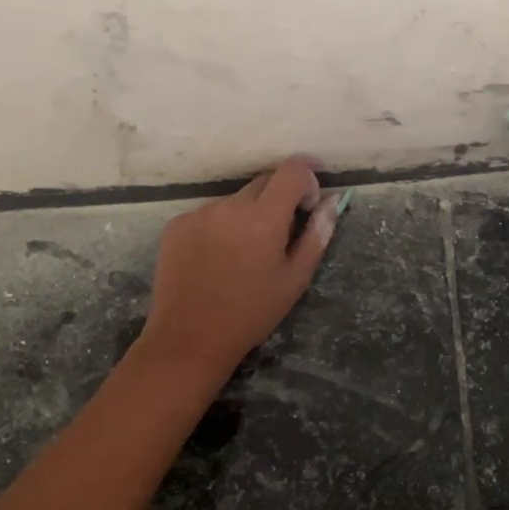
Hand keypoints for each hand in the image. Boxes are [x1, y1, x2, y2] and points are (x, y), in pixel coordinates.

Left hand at [136, 156, 342, 374]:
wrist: (187, 340)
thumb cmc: (250, 314)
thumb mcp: (295, 279)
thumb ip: (317, 235)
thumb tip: (331, 201)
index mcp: (264, 217)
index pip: (292, 169)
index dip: (307, 177)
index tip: (308, 202)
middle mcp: (231, 205)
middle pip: (264, 182)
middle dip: (278, 199)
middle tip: (278, 236)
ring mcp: (200, 213)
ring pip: (235, 200)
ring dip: (246, 215)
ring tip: (241, 255)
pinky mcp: (177, 224)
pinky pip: (208, 214)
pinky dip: (219, 227)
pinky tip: (214, 259)